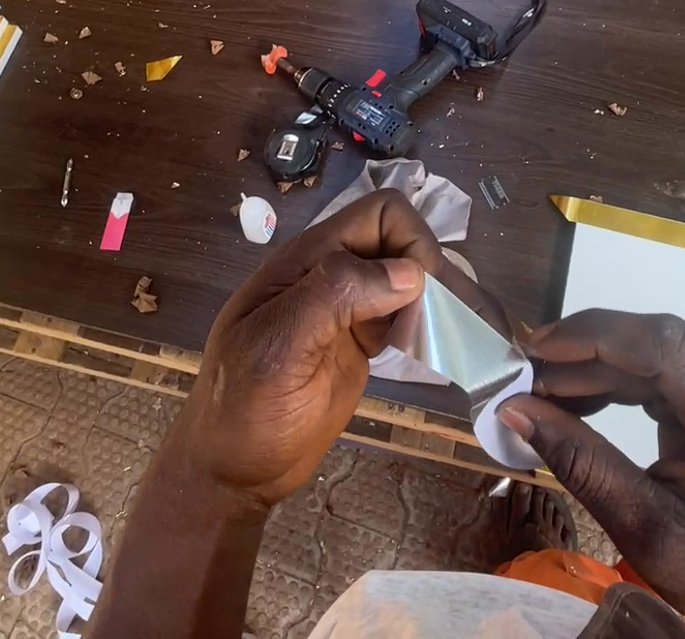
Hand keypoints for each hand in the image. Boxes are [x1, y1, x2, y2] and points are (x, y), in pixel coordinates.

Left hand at [166, 188, 506, 507]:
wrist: (231, 471)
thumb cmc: (243, 409)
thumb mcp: (277, 347)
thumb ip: (334, 296)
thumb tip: (409, 272)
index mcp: (308, 260)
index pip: (380, 213)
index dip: (410, 241)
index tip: (420, 291)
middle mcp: (332, 273)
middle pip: (399, 238)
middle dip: (430, 269)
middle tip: (441, 321)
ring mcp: (348, 307)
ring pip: (407, 274)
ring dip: (436, 297)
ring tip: (453, 335)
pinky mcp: (361, 339)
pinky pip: (404, 312)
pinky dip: (427, 323)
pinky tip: (437, 348)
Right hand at [497, 311, 684, 638]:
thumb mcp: (650, 535)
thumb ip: (583, 465)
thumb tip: (515, 408)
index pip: (666, 349)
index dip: (595, 337)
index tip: (533, 352)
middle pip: (649, 348)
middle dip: (577, 359)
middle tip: (519, 384)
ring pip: (645, 356)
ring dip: (588, 371)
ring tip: (538, 398)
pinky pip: (654, 372)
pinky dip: (609, 384)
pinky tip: (575, 403)